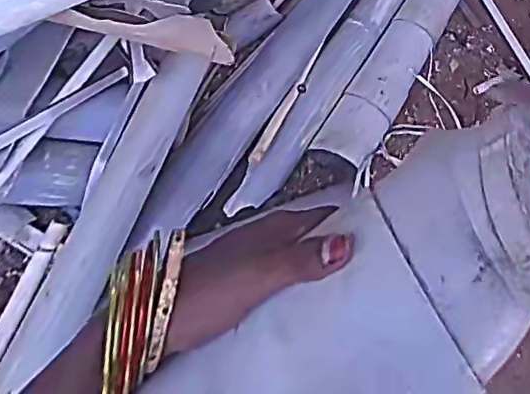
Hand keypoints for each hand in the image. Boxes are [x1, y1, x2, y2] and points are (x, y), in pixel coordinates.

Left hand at [166, 207, 352, 351]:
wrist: (155, 317)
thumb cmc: (206, 292)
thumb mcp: (264, 273)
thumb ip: (304, 258)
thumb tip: (346, 242)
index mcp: (276, 225)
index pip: (324, 213)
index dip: (349, 219)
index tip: (375, 227)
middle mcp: (265, 235)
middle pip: (312, 232)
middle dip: (337, 241)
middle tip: (365, 257)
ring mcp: (251, 257)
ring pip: (295, 252)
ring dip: (316, 261)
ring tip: (338, 280)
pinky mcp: (239, 282)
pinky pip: (279, 274)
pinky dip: (295, 280)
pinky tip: (297, 298)